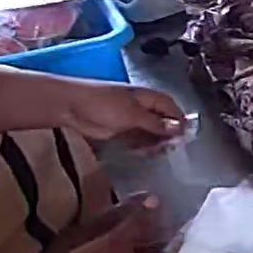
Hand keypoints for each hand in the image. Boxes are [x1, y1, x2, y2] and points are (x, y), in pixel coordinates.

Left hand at [56, 80, 187, 142]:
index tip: (182, 140)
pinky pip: (139, 141)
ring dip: (154, 145)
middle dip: (167, 137)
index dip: (180, 125)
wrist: (69, 106)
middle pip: (165, 125)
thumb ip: (158, 123)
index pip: (174, 112)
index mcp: (152, 99)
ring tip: (152, 153)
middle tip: (166, 150)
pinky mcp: (123, 131)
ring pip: (153, 135)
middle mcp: (146, 109)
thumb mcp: (134, 114)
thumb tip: (181, 129)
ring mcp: (134, 121)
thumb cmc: (104, 104)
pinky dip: (142, 148)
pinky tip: (141, 154)